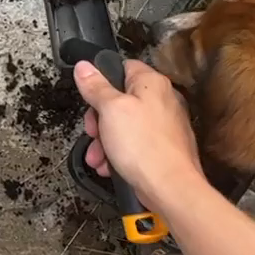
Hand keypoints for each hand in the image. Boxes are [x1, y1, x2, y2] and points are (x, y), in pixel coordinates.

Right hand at [74, 58, 206, 207]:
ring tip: (98, 156)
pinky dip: (119, 154)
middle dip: (99, 120)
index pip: (122, 67)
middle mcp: (162, 101)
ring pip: (123, 125)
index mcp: (151, 83)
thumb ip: (95, 87)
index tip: (90, 97)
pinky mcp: (162, 147)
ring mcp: (163, 125)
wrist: (169, 188)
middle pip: (119, 100)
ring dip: (105, 141)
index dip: (102, 82)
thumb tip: (84, 67)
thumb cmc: (145, 148)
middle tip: (93, 131)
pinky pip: (134, 144)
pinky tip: (109, 166)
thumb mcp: (109, 110)